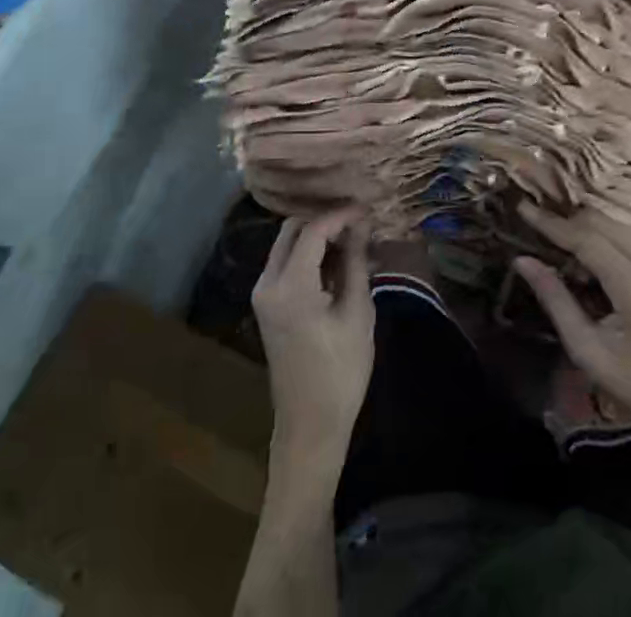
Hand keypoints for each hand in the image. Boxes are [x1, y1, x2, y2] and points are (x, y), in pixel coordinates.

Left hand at [252, 210, 374, 462]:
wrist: (310, 421)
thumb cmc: (341, 370)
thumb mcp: (357, 312)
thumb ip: (355, 263)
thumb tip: (360, 226)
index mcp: (290, 286)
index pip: (312, 230)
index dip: (340, 214)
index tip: (367, 208)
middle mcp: (267, 283)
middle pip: (292, 230)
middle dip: (324, 220)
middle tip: (360, 221)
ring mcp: (263, 293)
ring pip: (287, 245)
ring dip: (317, 236)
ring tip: (355, 238)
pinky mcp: (267, 303)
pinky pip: (287, 264)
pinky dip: (310, 254)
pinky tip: (338, 260)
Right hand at [514, 205, 630, 461]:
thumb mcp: (590, 351)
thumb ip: (556, 301)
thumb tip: (523, 261)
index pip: (585, 238)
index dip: (551, 223)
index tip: (522, 207)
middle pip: (603, 225)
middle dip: (568, 223)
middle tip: (534, 228)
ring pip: (620, 230)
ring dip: (588, 233)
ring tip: (558, 250)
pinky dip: (608, 243)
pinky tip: (591, 266)